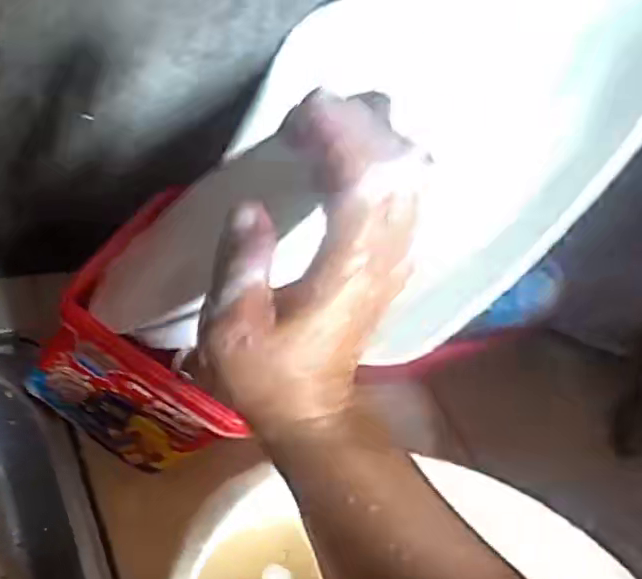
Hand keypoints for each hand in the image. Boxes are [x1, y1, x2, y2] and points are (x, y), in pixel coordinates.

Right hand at [197, 90, 425, 440]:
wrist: (308, 407)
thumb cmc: (261, 375)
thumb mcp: (231, 329)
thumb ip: (239, 267)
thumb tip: (247, 210)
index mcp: (346, 267)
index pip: (359, 182)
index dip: (336, 139)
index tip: (302, 113)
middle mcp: (387, 251)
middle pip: (396, 166)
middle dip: (359, 127)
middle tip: (312, 109)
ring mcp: (398, 254)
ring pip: (410, 174)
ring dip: (377, 139)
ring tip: (333, 122)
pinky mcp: (392, 259)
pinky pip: (406, 192)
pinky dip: (385, 163)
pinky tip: (360, 157)